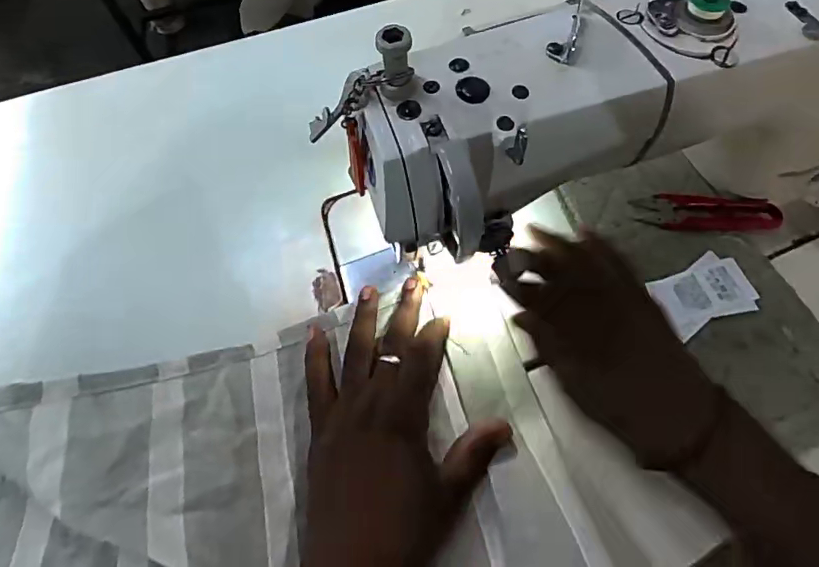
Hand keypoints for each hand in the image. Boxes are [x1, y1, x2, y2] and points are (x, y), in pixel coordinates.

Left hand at [304, 276, 512, 566]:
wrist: (350, 563)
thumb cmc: (404, 530)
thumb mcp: (447, 496)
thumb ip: (472, 456)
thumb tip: (503, 425)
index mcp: (403, 416)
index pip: (420, 361)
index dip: (433, 334)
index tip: (443, 313)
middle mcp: (371, 403)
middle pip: (389, 346)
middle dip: (403, 311)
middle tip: (412, 281)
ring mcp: (342, 411)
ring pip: (353, 354)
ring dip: (363, 320)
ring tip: (368, 289)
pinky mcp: (321, 426)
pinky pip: (316, 383)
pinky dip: (315, 355)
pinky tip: (315, 332)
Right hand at [499, 227, 722, 470]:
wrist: (687, 420)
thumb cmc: (624, 408)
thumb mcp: (577, 385)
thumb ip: (548, 347)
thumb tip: (520, 316)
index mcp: (574, 328)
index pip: (534, 295)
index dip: (512, 282)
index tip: (496, 273)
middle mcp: (596, 305)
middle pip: (556, 271)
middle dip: (529, 256)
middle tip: (510, 248)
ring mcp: (621, 297)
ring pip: (584, 260)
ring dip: (558, 243)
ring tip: (537, 230)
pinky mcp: (642, 296)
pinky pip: (620, 262)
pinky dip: (602, 245)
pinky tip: (586, 231)